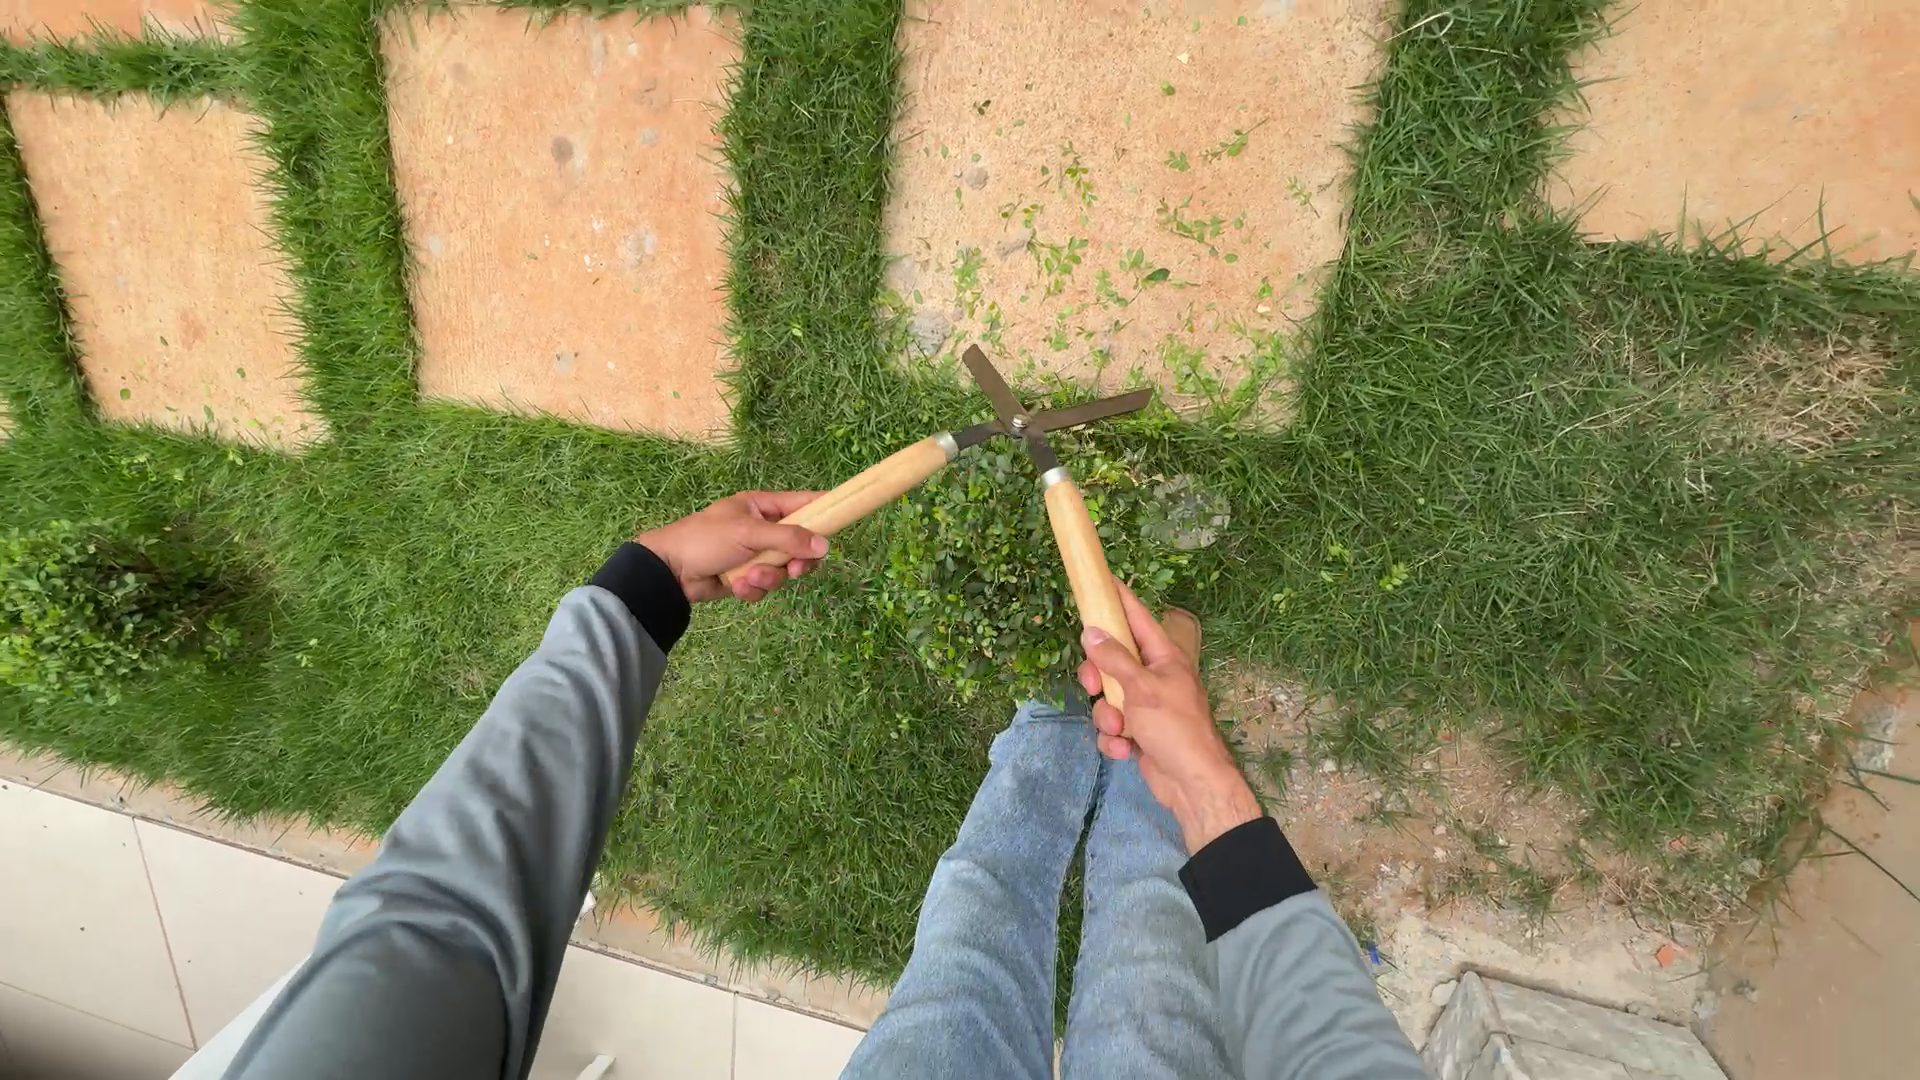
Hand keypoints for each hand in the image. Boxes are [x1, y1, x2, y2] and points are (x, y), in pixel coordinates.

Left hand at [636, 491, 828, 602]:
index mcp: (763, 506)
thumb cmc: (705, 539)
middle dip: (796, 562)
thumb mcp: (748, 533)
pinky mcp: (748, 577)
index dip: (826, 510)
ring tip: (750, 579)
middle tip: (793, 571)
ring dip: (769, 578)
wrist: (668, 572)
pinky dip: (754, 589)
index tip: (845, 519)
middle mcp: (764, 529)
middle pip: (802, 545)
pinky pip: (767, 585)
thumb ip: (788, 538)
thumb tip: (825, 545)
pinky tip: (738, 587)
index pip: (805, 503)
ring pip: (785, 570)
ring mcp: (757, 554)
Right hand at [1078, 579, 1261, 852]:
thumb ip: (1114, 659)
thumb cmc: (1174, 728)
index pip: (1137, 617)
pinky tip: (1125, 749)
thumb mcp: (1141, 688)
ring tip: (1121, 730)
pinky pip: (1113, 724)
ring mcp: (1145, 705)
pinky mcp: (1138, 731)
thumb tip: (1091, 631)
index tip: (1101, 579)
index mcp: (1163, 656)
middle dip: (1098, 677)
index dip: (1119, 598)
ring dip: (1107, 716)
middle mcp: (1153, 676)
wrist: (1192, 784)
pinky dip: (1115, 738)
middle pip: (1112, 660)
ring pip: (1108, 697)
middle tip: (1093, 685)